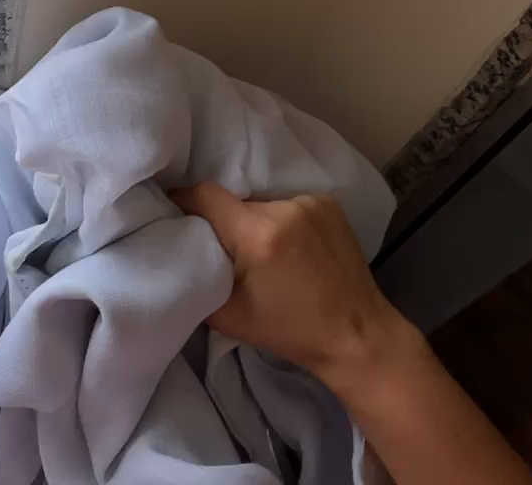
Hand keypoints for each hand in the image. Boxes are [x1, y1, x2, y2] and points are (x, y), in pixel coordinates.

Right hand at [171, 180, 415, 394]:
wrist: (359, 337)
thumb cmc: (290, 331)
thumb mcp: (228, 315)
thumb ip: (196, 277)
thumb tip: (172, 249)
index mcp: (257, 234)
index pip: (205, 194)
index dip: (184, 201)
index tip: (174, 211)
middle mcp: (283, 209)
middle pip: (234, 201)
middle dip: (224, 219)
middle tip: (224, 247)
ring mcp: (309, 202)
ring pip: (260, 202)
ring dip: (254, 220)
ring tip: (263, 250)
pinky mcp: (327, 203)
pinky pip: (286, 202)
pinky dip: (281, 219)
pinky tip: (290, 246)